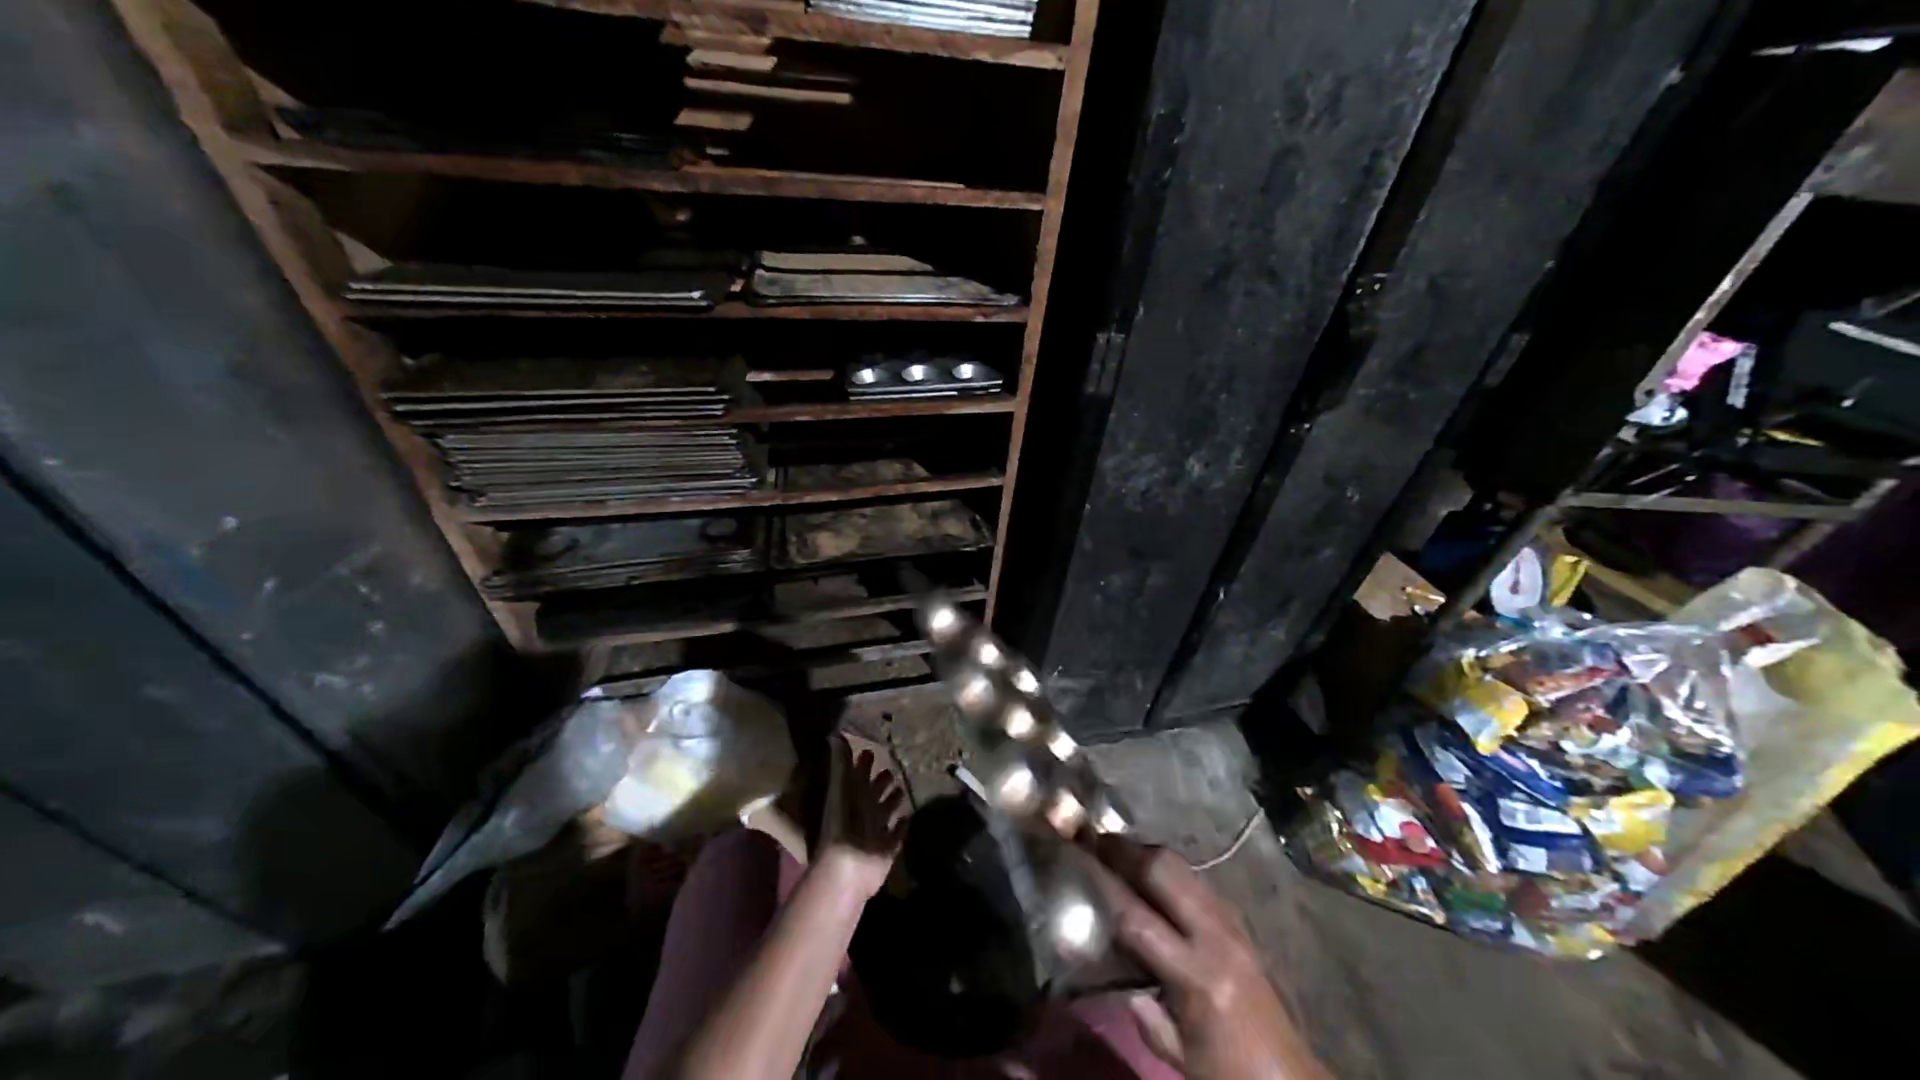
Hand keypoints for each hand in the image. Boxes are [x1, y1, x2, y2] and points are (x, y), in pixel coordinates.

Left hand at [812, 734, 908, 900]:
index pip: (858, 776)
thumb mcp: (842, 787)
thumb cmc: (845, 823)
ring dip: (892, 801)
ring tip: (903, 789)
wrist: (849, 866)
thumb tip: (834, 734)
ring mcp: (875, 831)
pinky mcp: (887, 849)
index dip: (863, 764)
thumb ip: (841, 763)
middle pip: (873, 793)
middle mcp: (863, 812)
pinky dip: (902, 826)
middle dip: (881, 781)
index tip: (870, 750)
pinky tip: (909, 817)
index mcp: (851, 797)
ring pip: (885, 812)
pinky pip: (897, 835)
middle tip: (892, 768)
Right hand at [1084, 834, 1329, 1079]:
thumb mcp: (1177, 1052)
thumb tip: (1111, 969)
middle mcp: (1216, 936)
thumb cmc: (1229, 1071)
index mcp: (1197, 976)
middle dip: (1124, 850)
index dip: (1101, 883)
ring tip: (1113, 849)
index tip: (1074, 859)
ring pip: (1181, 865)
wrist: (1289, 1077)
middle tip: (1091, 840)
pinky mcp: (1239, 919)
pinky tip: (1147, 873)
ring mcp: (1231, 922)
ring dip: (1144, 852)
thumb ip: (1141, 1011)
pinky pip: (1195, 878)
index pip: (1136, 916)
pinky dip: (1165, 868)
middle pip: (1163, 869)